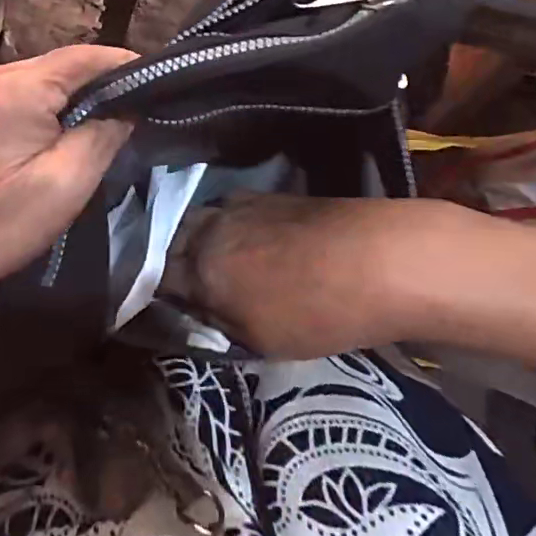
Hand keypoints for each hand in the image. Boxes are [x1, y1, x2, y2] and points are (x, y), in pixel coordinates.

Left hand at [0, 45, 137, 318]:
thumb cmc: (0, 223)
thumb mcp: (66, 181)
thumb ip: (105, 133)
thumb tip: (129, 107)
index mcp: (16, 85)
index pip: (86, 56)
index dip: (129, 67)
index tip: (166, 86)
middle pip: (64, 65)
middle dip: (106, 84)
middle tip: (147, 110)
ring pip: (46, 81)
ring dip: (80, 99)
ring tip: (119, 123)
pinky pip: (26, 97)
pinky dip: (54, 109)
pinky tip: (73, 131)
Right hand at [163, 194, 453, 357]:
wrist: (383, 258)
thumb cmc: (319, 311)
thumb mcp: (260, 339)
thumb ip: (214, 322)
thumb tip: (190, 310)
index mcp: (197, 268)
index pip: (155, 279)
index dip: (153, 293)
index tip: (159, 307)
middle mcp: (204, 229)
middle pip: (168, 243)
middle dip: (167, 261)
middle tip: (179, 283)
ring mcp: (233, 207)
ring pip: (194, 223)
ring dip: (192, 241)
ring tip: (206, 263)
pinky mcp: (262, 196)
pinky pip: (223, 213)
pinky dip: (221, 229)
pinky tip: (239, 243)